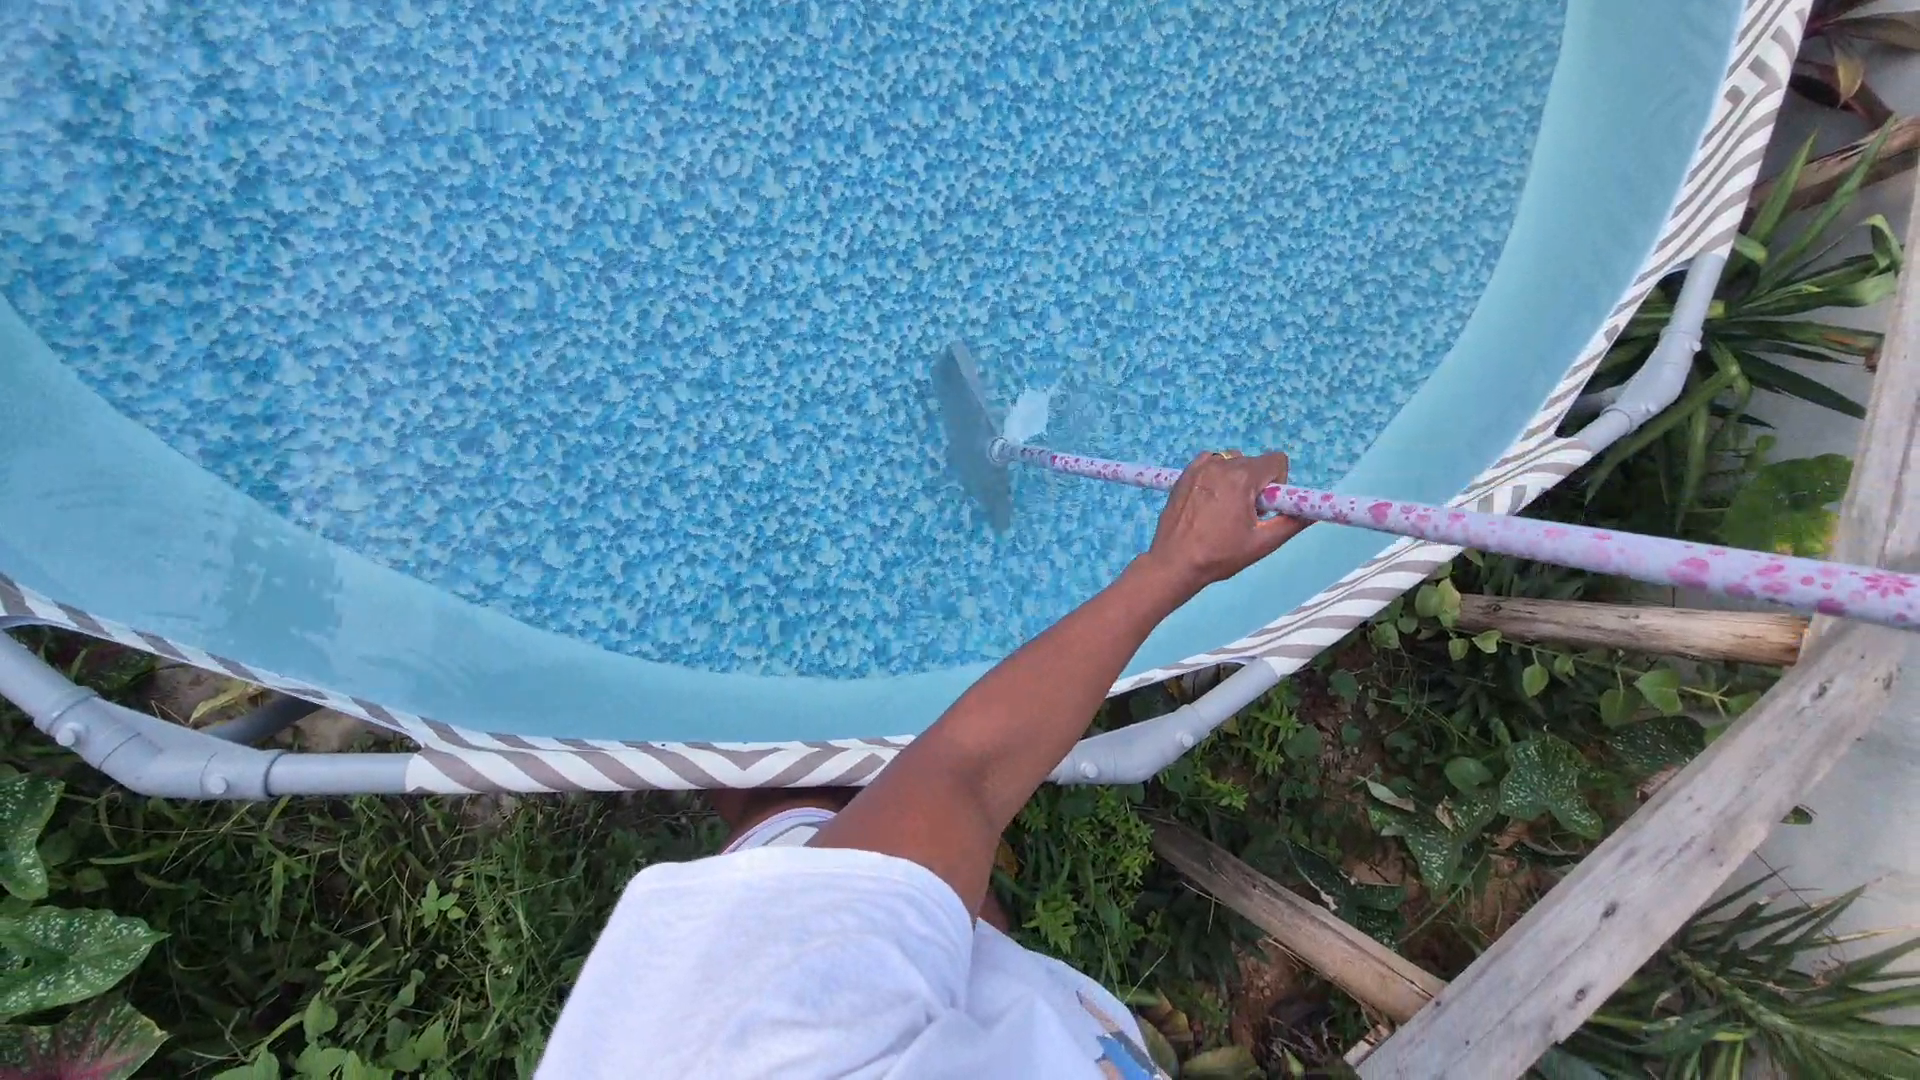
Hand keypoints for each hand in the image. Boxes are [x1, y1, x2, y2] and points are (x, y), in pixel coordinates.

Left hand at [1141, 450, 1306, 593]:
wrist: (1174, 562)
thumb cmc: (1219, 555)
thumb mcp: (1263, 543)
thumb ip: (1293, 522)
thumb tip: (1312, 511)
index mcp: (1240, 477)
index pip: (1276, 461)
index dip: (1278, 484)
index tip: (1265, 507)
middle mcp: (1219, 464)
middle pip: (1254, 463)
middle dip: (1257, 484)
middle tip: (1243, 514)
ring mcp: (1198, 467)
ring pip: (1232, 462)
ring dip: (1236, 479)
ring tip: (1224, 510)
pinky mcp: (1183, 474)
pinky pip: (1210, 464)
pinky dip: (1216, 476)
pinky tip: (1209, 502)